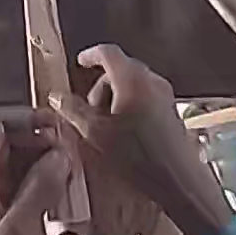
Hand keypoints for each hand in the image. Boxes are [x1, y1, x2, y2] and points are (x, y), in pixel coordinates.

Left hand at [0, 116, 71, 234]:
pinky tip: (54, 202)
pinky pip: (8, 188)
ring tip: (69, 180)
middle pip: (6, 143)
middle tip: (72, 159)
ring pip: (9, 165)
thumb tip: (62, 155)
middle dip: (39, 145)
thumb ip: (39, 191)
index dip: (29, 123)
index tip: (61, 132)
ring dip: (38, 168)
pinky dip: (30, 188)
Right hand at [52, 45, 230, 234]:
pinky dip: (130, 103)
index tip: (79, 63)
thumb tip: (56, 95)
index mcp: (131, 79)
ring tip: (106, 124)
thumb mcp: (96, 133)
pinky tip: (124, 130)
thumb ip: (73, 110)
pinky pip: (145, 95)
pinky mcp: (172, 110)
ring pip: (133, 82)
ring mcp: (165, 94)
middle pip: (120, 67)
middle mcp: (151, 80)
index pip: (108, 52)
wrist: (180, 182)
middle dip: (101, 84)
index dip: (90, 55)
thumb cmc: (137, 155)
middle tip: (89, 108)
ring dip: (115, 95)